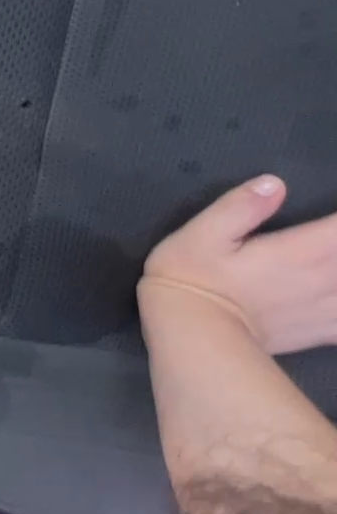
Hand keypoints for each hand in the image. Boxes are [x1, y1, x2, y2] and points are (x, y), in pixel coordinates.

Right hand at [141, 175, 336, 354]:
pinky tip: (335, 297)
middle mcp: (328, 278)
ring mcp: (332, 307)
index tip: (334, 211)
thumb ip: (240, 207)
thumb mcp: (201, 233)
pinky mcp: (328, 329)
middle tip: (329, 240)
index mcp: (301, 250)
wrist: (195, 329)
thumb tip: (275, 183)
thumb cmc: (191, 273)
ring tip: (332, 263)